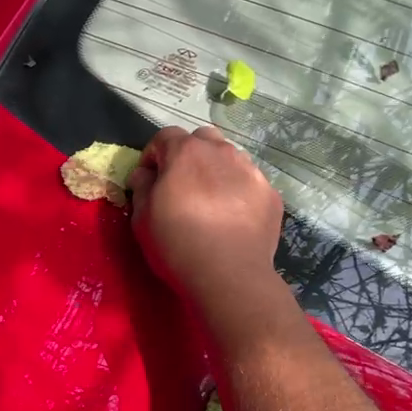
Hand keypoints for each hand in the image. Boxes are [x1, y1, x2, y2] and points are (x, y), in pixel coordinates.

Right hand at [127, 125, 283, 303]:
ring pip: (228, 158)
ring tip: (207, 203)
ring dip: (214, 172)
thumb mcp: (141, 219)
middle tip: (179, 186)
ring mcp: (251, 170)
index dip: (152, 155)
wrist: (228, 274)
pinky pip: (248, 183)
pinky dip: (235, 192)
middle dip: (187, 155)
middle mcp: (222, 152)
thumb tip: (145, 175)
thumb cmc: (176, 244)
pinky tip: (229, 219)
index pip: (165, 136)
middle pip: (202, 139)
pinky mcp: (269, 193)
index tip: (148, 179)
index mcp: (186, 154)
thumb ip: (141, 188)